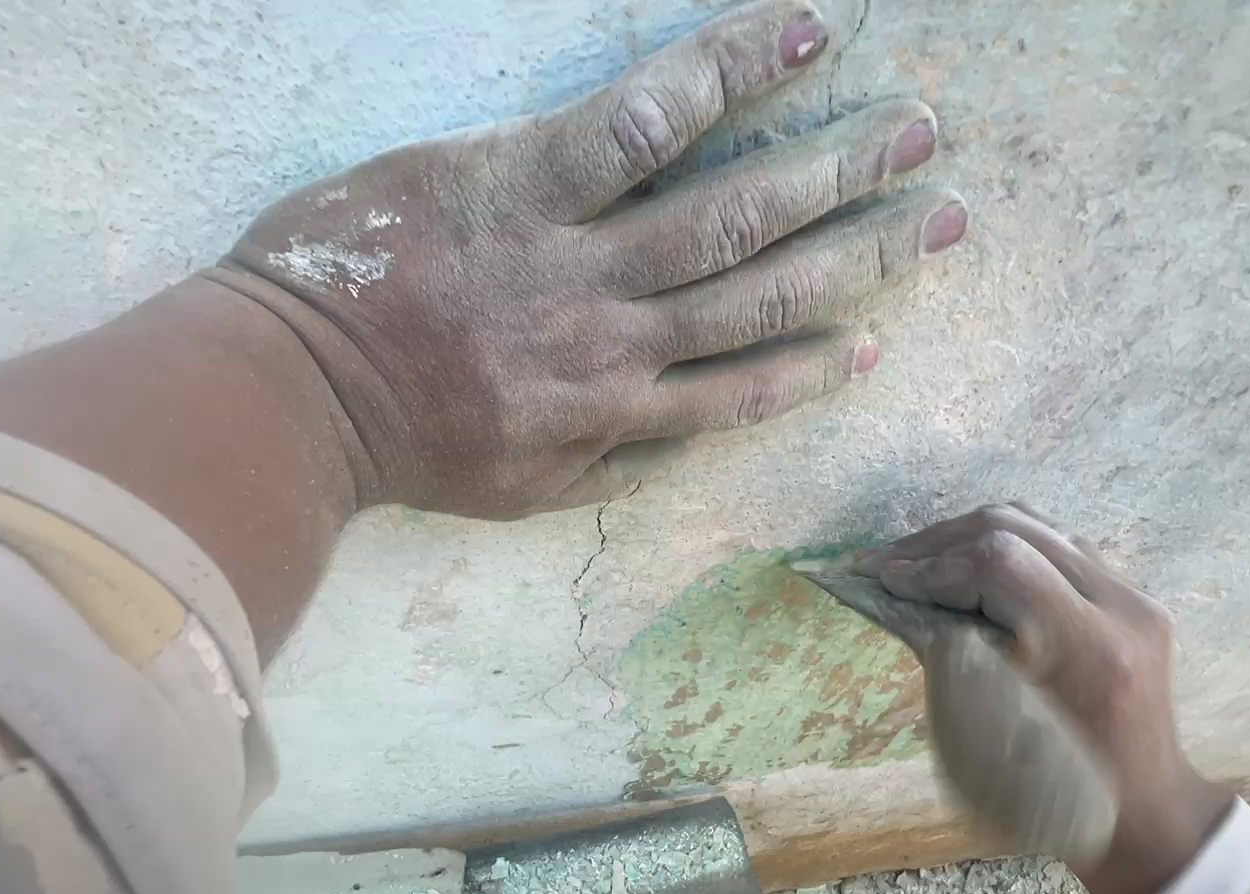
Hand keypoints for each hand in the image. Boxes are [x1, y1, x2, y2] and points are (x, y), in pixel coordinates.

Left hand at [211, 0, 967, 517]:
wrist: (303, 391)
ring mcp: (581, 255)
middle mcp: (622, 336)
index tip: (879, 338)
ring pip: (731, 209)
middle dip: (867, 250)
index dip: (819, 365)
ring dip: (831, 168)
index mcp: (618, 414)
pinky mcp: (526, 177)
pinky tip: (800, 33)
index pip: (746, 388)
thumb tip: (672, 455)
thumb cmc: (410, 446)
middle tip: (947, 208)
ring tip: (911, 130)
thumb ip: (605, 473)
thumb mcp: (519, 492)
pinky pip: (641, 118)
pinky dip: (725, 73)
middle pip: (767, 288)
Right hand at [856, 503, 1234, 893]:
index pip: (998, 566)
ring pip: (1032, 522)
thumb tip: (895, 601)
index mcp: (1090, 646)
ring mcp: (1132, 593)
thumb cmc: (1058, 788)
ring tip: (914, 558)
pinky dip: (994, 544)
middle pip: (1012, 528)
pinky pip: (1050, 541)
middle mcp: (1121, 605)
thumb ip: (947, 652)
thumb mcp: (989, 728)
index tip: (882, 580)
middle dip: (936, 542)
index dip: (930, 567)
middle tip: (885, 564)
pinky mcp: (1126, 593)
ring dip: (961, 536)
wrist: (1143, 807)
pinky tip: (959, 566)